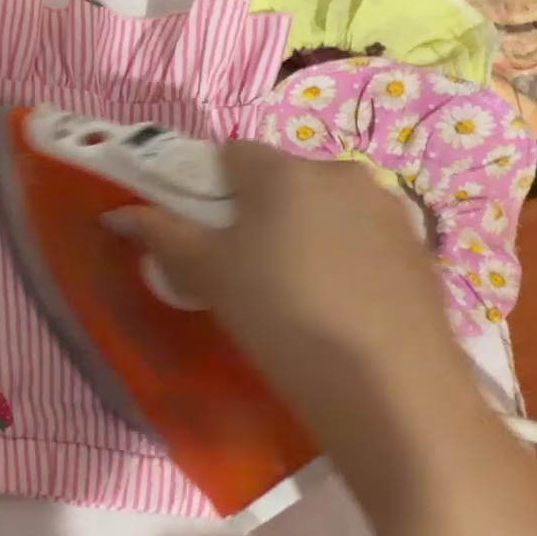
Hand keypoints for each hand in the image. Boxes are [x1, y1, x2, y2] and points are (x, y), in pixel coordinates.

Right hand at [107, 141, 481, 457]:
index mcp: (284, 171)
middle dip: (255, 210)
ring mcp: (389, 209)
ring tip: (288, 290)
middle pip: (280, 179)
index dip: (208, 186)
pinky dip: (338, 256)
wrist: (386, 382)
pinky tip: (332, 303)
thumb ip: (159, 232)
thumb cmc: (277, 311)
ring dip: (300, 232)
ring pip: (322, 208)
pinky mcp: (419, 247)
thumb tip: (117, 212)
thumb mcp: (204, 272)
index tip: (202, 230)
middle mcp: (342, 174)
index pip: (232, 153)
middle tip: (239, 265)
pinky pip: (359, 237)